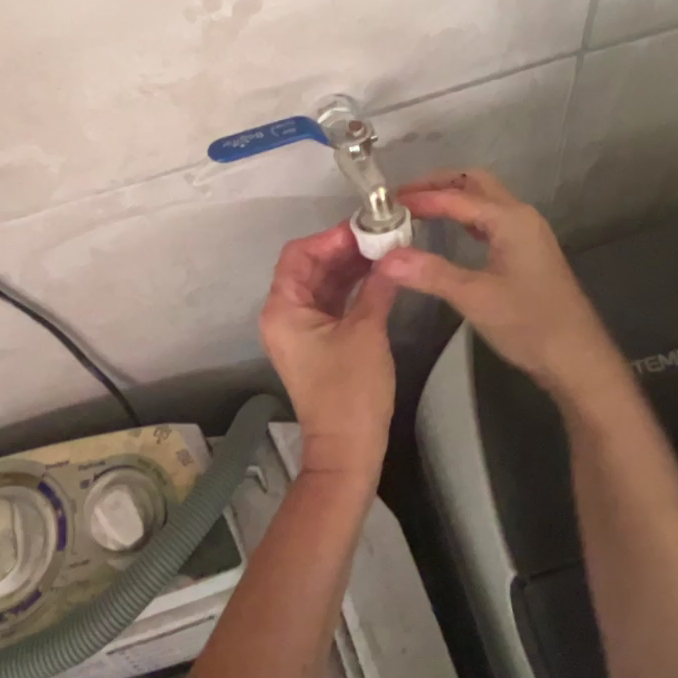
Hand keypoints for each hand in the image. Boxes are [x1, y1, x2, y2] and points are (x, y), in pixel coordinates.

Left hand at [259, 222, 399, 480]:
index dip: (331, 237)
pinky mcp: (317, 341)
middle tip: (382, 235)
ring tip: (386, 249)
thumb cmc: (350, 390)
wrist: (347, 448)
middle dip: (344, 250)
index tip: (365, 228)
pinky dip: (351, 287)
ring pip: (323, 283)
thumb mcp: (366, 332)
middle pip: (310, 266)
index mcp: (283, 308)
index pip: (299, 255)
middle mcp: (284, 314)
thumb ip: (377, 286)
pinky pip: (331, 302)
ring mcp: (300, 329)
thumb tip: (394, 253)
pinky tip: (379, 275)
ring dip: (350, 267)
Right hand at [379, 169, 613, 388]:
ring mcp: (526, 233)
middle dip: (436, 184)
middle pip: (474, 183)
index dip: (419, 199)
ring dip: (451, 197)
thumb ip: (430, 273)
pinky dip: (464, 216)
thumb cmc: (529, 324)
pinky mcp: (527, 250)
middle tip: (400, 199)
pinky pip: (490, 218)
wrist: (577, 358)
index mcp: (510, 219)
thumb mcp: (474, 298)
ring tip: (416, 211)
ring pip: (484, 199)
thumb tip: (384, 259)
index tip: (384, 206)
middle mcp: (520, 216)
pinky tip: (447, 231)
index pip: (456, 197)